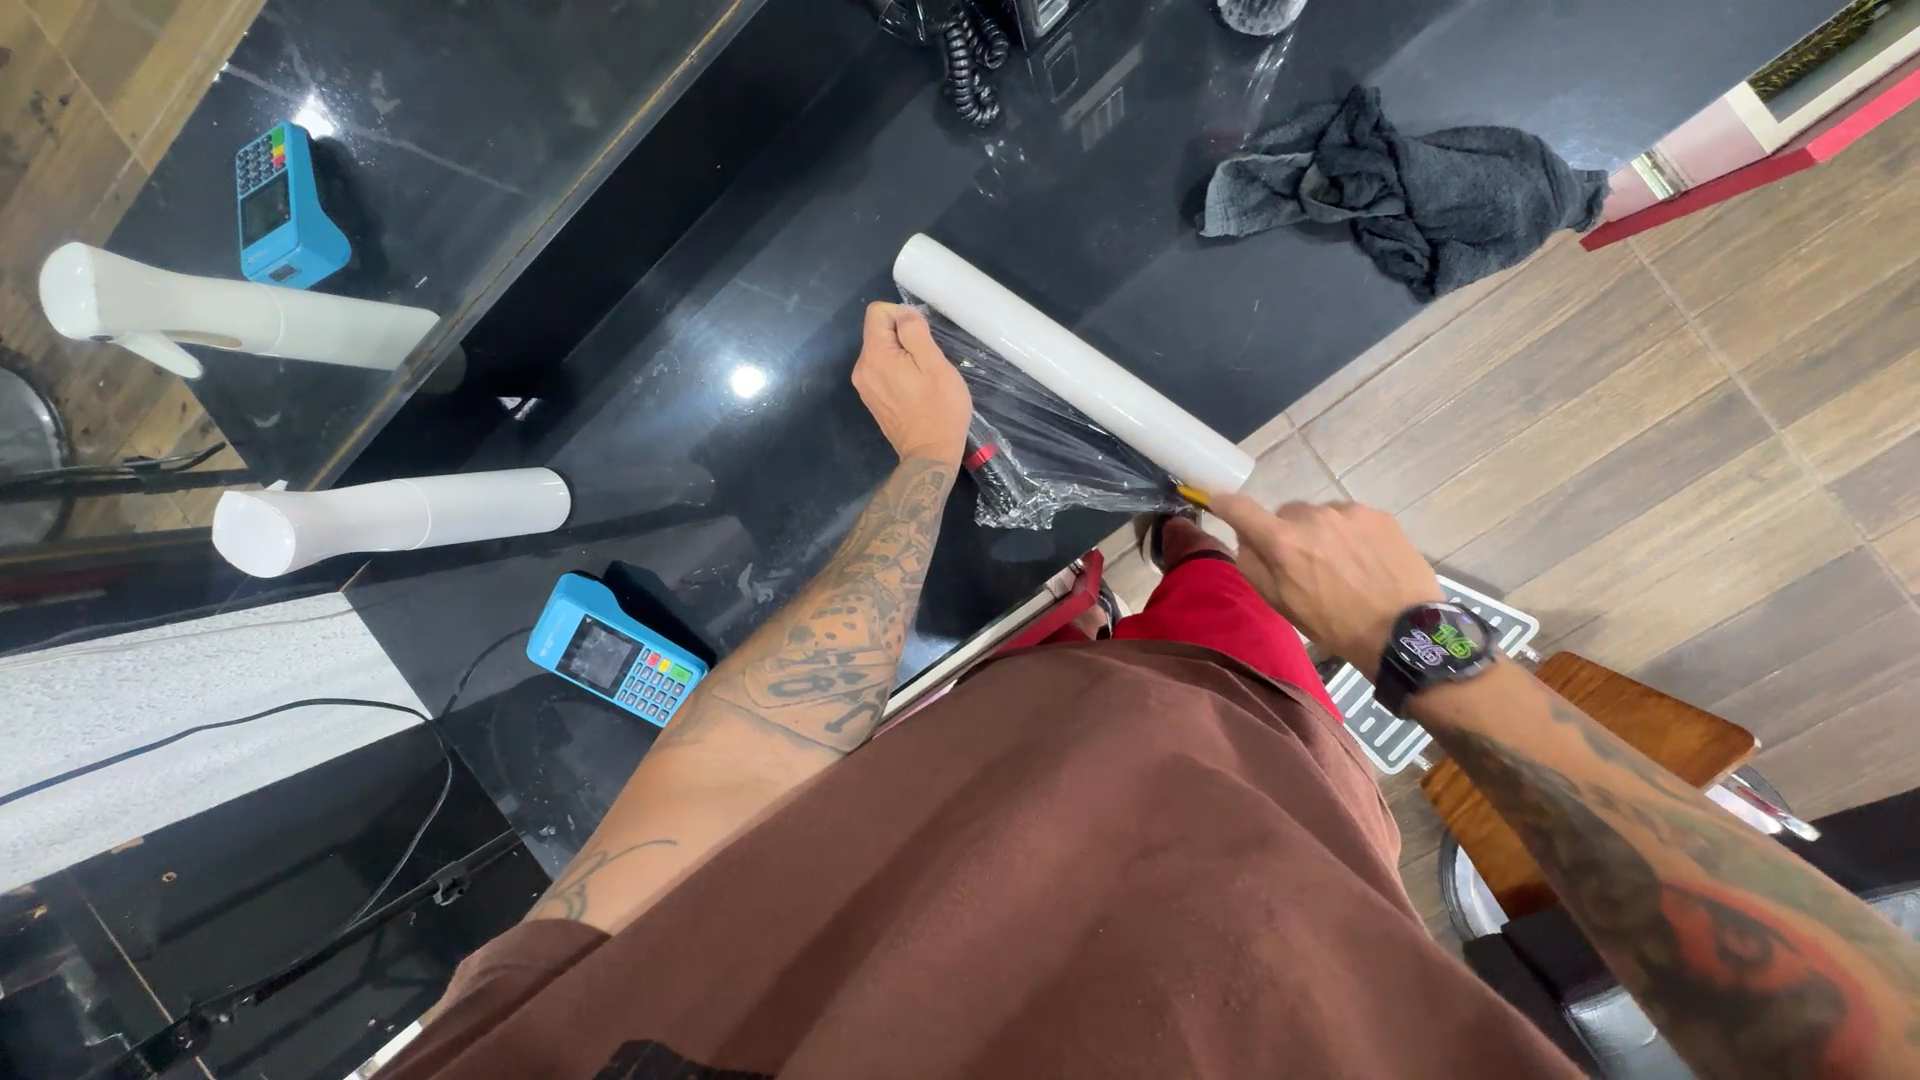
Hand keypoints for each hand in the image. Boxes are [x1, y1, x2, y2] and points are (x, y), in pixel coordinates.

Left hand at [853, 302, 971, 466]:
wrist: (930, 454)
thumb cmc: (939, 410)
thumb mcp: (935, 365)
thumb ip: (915, 333)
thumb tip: (903, 314)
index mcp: (875, 356)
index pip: (877, 312)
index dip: (902, 315)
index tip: (922, 336)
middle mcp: (862, 368)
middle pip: (878, 331)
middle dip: (904, 337)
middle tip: (928, 360)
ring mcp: (865, 386)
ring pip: (882, 351)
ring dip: (903, 355)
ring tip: (923, 377)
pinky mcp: (872, 398)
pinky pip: (882, 370)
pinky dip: (898, 371)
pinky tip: (915, 389)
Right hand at [1208, 495, 1443, 679]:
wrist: (1404, 631)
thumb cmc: (1334, 624)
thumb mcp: (1280, 603)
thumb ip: (1252, 566)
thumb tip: (1245, 540)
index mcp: (1282, 542)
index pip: (1240, 509)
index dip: (1224, 504)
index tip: (1216, 502)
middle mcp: (1312, 517)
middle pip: (1284, 513)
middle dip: (1285, 531)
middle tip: (1301, 562)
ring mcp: (1348, 513)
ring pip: (1319, 515)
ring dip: (1319, 532)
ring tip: (1339, 564)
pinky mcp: (1377, 515)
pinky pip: (1349, 518)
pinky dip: (1348, 534)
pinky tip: (1363, 560)